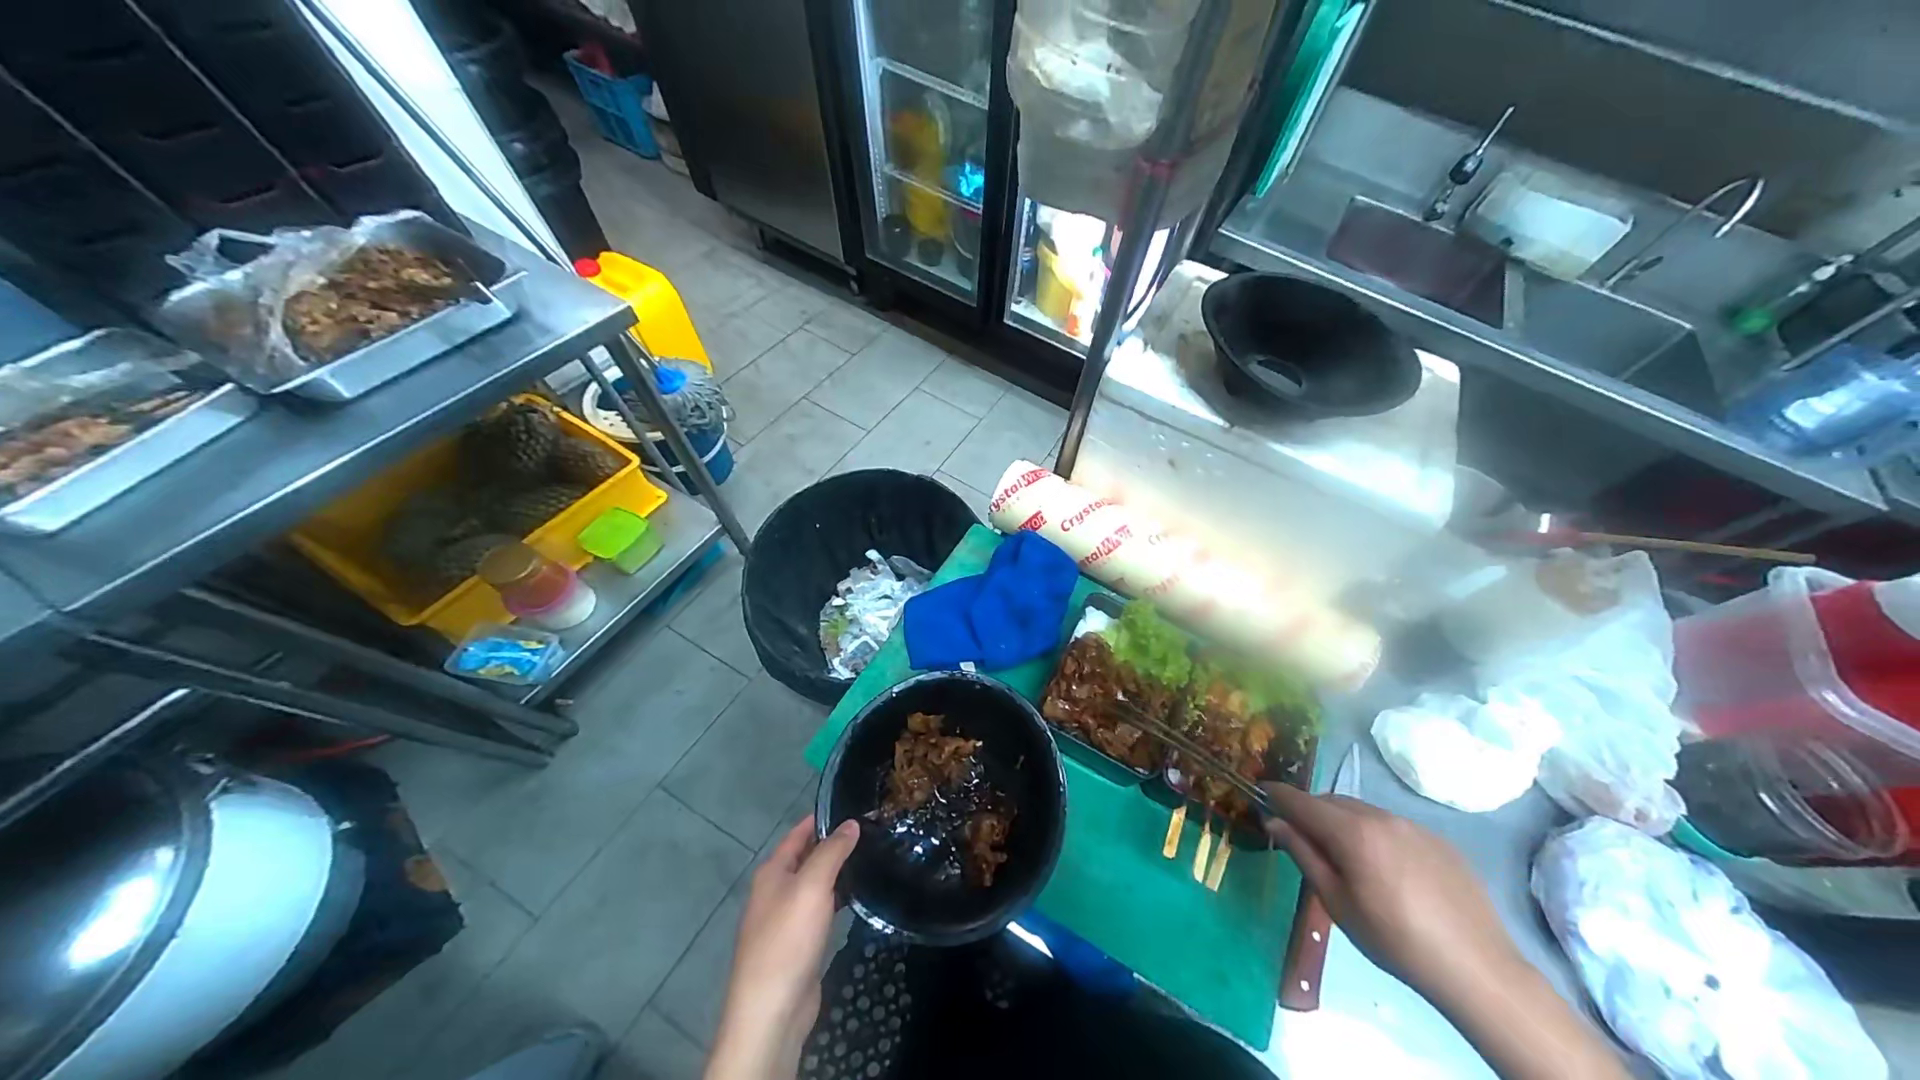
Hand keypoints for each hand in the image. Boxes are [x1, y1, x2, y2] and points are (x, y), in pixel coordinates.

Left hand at [706, 816, 858, 1079]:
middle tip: (872, 830)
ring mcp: (786, 918)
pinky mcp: (799, 943)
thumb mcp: (812, 885)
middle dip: (835, 843)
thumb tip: (851, 823)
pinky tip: (860, 896)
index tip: (855, 805)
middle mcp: (776, 890)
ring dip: (839, 871)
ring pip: (816, 883)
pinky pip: (821, 909)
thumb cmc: (788, 938)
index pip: (799, 832)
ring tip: (873, 856)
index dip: (824, 818)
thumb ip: (832, 851)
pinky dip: (839, 898)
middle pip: (808, 857)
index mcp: (772, 871)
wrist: (772, 1008)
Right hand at [1261, 783, 1628, 1079]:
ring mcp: (1414, 826)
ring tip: (1342, 854)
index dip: (1278, 795)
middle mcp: (1381, 816)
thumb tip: (1276, 822)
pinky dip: (1374, 833)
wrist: (1477, 968)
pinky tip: (1384, 868)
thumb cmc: (1394, 940)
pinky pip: (1392, 826)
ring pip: (1363, 811)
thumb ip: (1303, 855)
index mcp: (1352, 831)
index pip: (1302, 801)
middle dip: (1311, 810)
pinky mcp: (1438, 840)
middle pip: (1332, 801)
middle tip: (1299, 835)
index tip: (1261, 792)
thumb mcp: (1336, 902)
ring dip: (1342, 821)